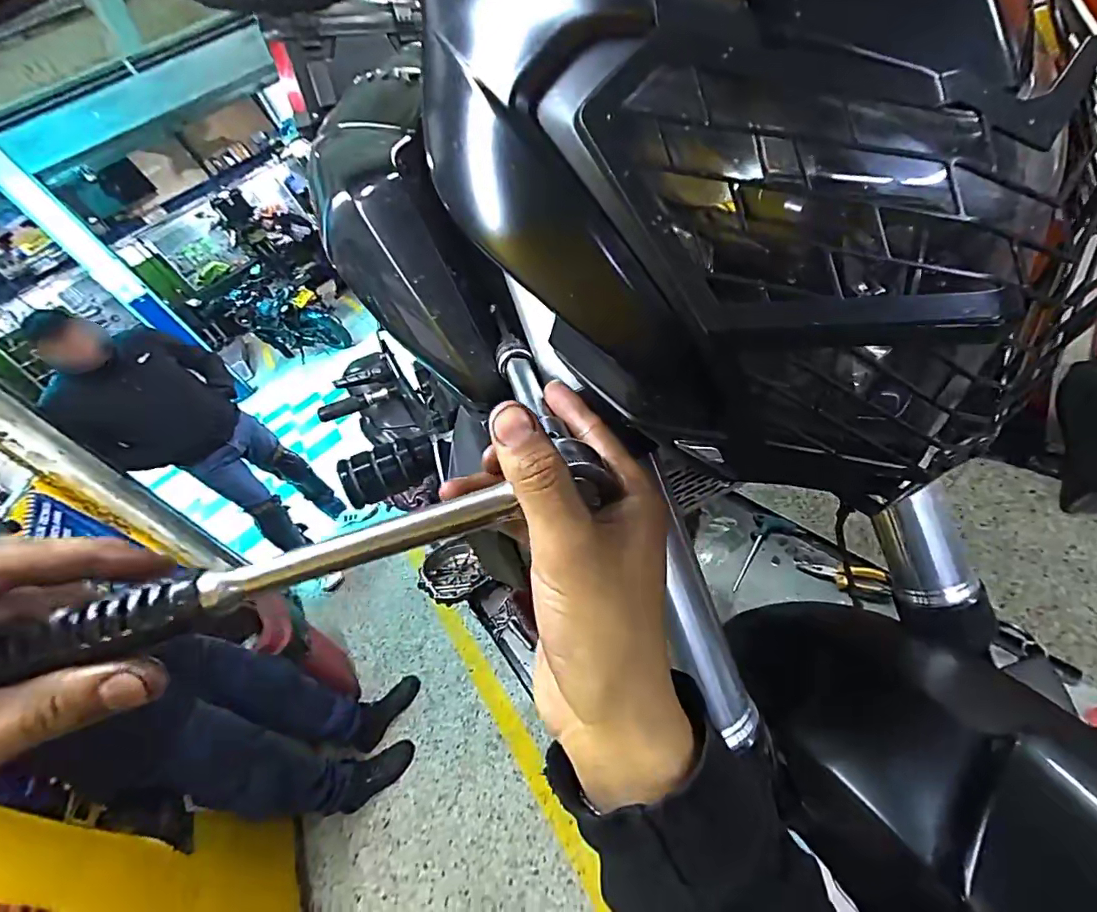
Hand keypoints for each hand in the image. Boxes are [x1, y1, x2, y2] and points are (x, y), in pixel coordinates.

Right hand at [439, 383, 693, 809]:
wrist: (603, 707)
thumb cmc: (609, 631)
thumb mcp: (568, 542)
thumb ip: (539, 480)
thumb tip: (515, 424)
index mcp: (632, 501)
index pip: (599, 440)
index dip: (571, 412)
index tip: (545, 389)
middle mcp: (613, 517)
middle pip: (564, 465)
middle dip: (524, 453)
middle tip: (491, 446)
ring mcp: (585, 543)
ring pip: (540, 497)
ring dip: (503, 488)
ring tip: (464, 486)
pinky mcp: (561, 569)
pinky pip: (528, 528)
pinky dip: (500, 518)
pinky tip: (472, 513)